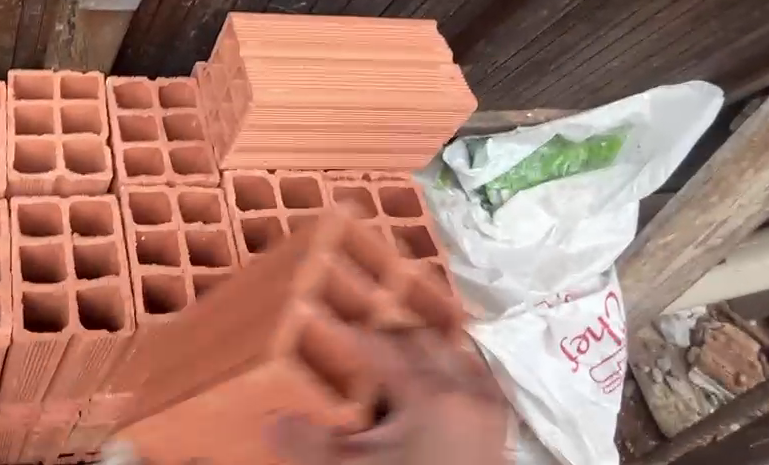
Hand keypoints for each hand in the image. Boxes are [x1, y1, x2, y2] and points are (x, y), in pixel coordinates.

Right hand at [265, 327, 508, 464]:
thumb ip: (311, 445)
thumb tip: (270, 422)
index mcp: (427, 393)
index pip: (376, 342)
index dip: (345, 332)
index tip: (321, 323)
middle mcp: (463, 391)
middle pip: (418, 339)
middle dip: (383, 337)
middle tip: (352, 345)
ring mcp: (487, 411)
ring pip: (451, 354)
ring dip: (421, 351)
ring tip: (389, 363)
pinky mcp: (498, 431)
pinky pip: (477, 380)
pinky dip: (452, 373)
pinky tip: (431, 389)